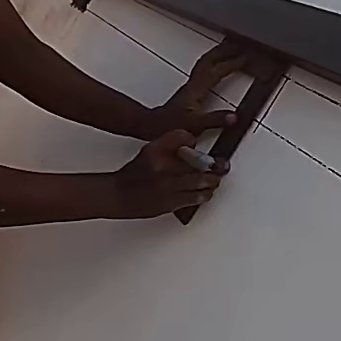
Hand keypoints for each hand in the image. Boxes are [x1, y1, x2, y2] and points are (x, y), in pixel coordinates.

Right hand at [111, 129, 228, 217]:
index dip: (195, 141)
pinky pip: (194, 198)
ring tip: (215, 180)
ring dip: (212, 182)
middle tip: (222, 166)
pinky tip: (206, 192)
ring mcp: (168, 187)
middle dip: (215, 166)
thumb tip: (193, 144)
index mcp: (157, 151)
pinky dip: (203, 194)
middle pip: (199, 163)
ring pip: (201, 183)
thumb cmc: (135, 174)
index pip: (183, 137)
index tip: (200, 143)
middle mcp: (163, 167)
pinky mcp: (170, 203)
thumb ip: (171, 143)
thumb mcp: (150, 150)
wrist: (118, 195)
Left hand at [138, 40, 251, 139]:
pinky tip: (216, 70)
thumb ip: (215, 120)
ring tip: (229, 50)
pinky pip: (203, 71)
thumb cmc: (169, 125)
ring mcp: (190, 87)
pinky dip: (212, 65)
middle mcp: (193, 84)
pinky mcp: (189, 92)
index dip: (232, 63)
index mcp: (196, 89)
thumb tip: (235, 117)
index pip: (217, 70)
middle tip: (239, 45)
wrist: (152, 126)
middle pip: (209, 59)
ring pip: (205, 63)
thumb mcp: (194, 124)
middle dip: (224, 50)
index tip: (246, 57)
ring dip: (218, 55)